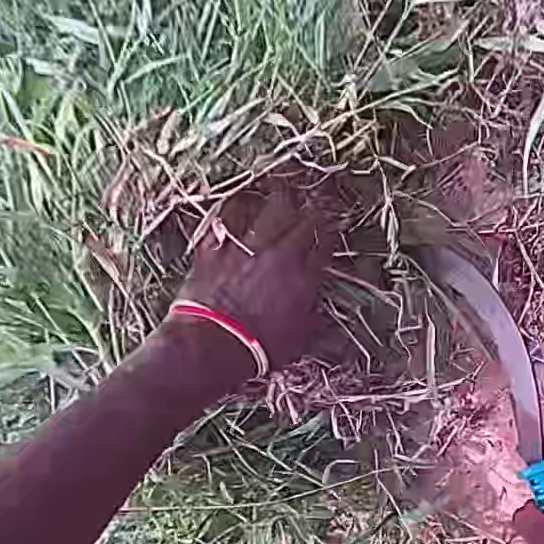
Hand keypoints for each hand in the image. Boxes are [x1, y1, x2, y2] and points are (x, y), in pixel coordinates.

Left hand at [170, 185, 336, 376]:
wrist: (213, 345)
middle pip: (304, 222)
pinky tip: (241, 203)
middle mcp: (280, 255)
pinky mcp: (218, 245)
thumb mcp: (299, 340)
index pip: (325, 246)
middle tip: (313, 209)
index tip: (330, 233)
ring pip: (271, 209)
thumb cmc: (258, 349)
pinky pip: (229, 215)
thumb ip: (314, 317)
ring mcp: (247, 246)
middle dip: (312, 214)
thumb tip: (323, 309)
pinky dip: (238, 207)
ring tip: (283, 194)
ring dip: (280, 200)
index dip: (330, 236)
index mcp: (304, 279)